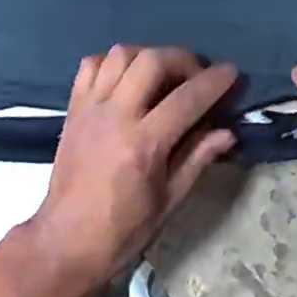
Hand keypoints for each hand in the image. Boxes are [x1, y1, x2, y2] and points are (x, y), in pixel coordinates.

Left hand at [28, 46, 238, 286]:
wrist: (65, 242)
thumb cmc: (123, 229)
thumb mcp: (169, 201)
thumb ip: (197, 159)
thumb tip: (228, 131)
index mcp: (142, 145)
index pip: (186, 99)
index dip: (214, 81)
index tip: (231, 72)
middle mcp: (115, 117)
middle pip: (152, 61)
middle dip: (183, 59)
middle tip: (196, 75)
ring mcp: (90, 108)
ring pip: (121, 54)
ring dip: (149, 56)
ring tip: (163, 74)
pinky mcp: (72, 109)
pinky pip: (91, 65)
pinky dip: (113, 63)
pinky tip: (127, 79)